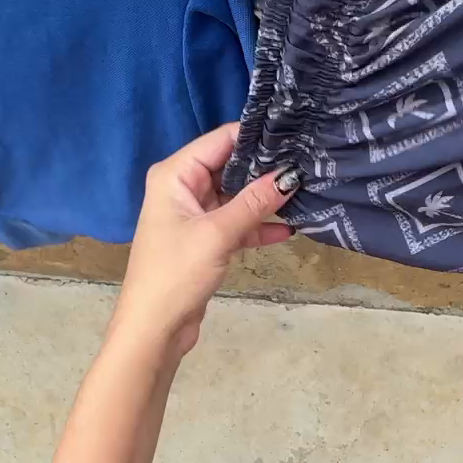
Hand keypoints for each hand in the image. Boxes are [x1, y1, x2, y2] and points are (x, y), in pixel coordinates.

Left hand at [111, 123, 300, 357]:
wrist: (154, 328)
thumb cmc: (176, 274)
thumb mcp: (218, 235)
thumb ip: (254, 203)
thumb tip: (290, 175)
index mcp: (175, 175)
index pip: (221, 140)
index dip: (256, 137)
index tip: (294, 134)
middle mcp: (183, 189)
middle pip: (230, 167)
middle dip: (265, 169)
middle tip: (307, 163)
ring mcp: (194, 217)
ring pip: (236, 198)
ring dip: (264, 201)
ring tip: (305, 193)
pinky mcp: (205, 243)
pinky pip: (236, 225)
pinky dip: (257, 227)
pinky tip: (288, 229)